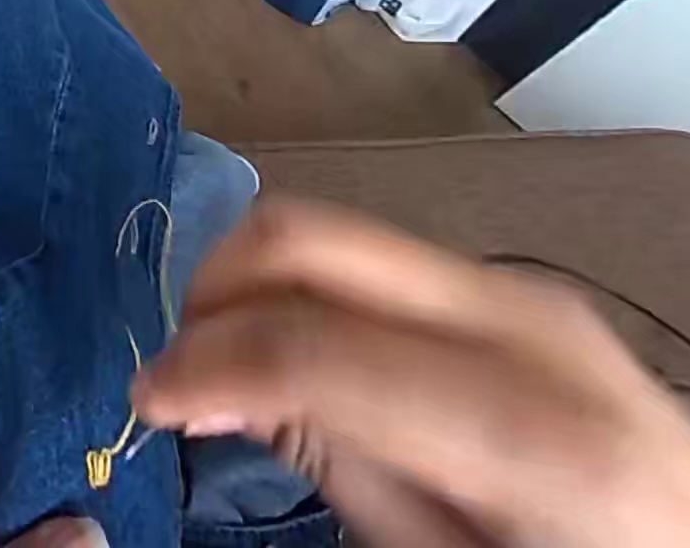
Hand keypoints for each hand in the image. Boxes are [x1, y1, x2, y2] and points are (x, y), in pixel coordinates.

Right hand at [131, 201, 689, 547]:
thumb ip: (333, 462)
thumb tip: (213, 386)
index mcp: (541, 430)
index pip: (318, 351)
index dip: (209, 363)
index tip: (149, 396)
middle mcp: (516, 317)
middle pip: (304, 237)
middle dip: (211, 285)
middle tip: (180, 355)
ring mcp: (499, 279)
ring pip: (312, 227)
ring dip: (240, 278)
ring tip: (222, 350)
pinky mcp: (482, 273)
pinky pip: (344, 249)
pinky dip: (282, 280)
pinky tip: (278, 336)